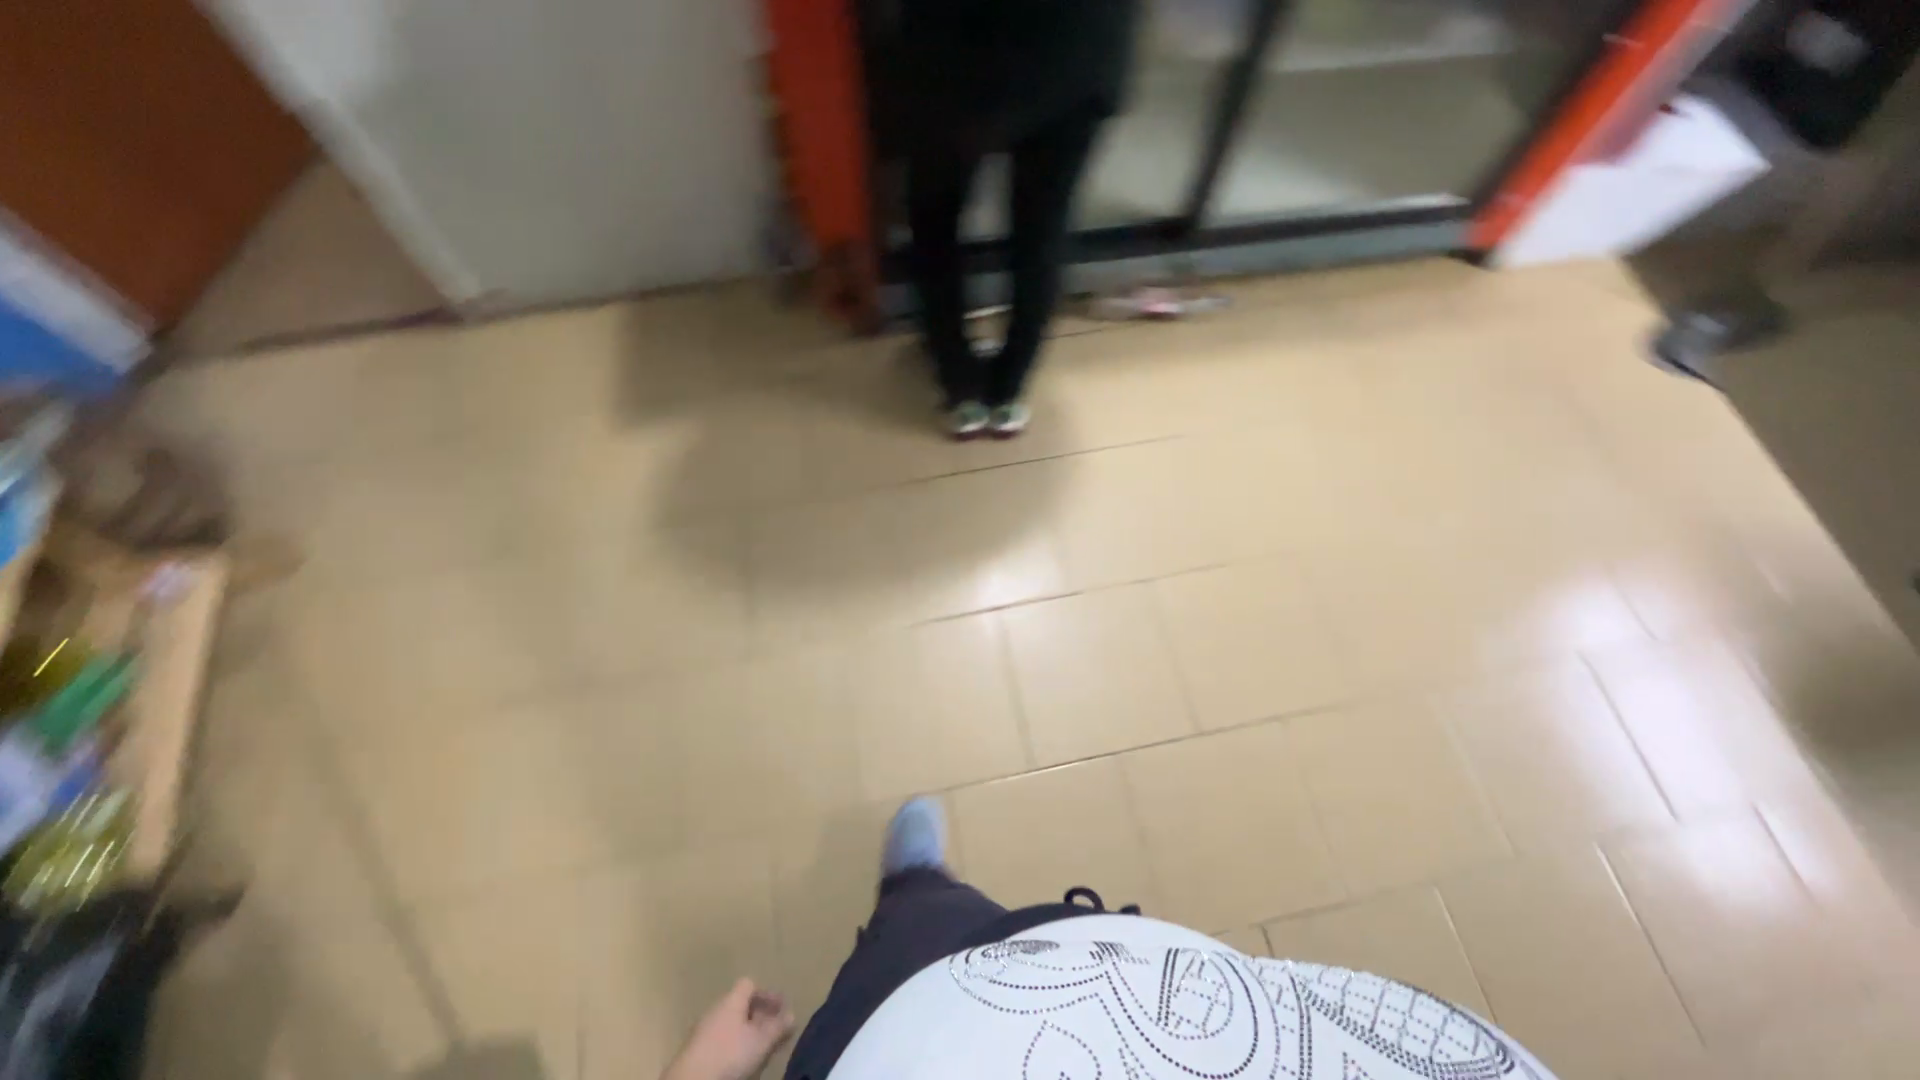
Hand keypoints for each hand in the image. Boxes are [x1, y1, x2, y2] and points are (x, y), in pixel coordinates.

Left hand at [663, 978, 796, 1079]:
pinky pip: (720, 1036)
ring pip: (730, 1022)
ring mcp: (703, 1027)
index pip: (749, 984)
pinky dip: (733, 1042)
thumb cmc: (730, 1053)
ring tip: (759, 1047)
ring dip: (746, 1030)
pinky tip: (740, 1058)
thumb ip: (778, 1027)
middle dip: (759, 1015)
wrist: (691, 1079)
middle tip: (773, 1029)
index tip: (780, 1008)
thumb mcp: (761, 1041)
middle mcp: (716, 1008)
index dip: (766, 994)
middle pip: (740, 1004)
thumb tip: (791, 1015)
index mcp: (731, 1000)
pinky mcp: (696, 1047)